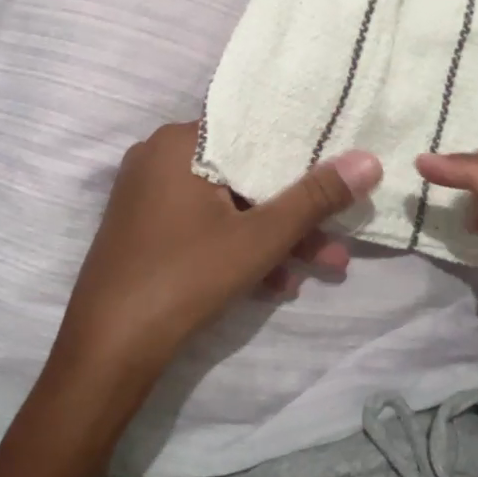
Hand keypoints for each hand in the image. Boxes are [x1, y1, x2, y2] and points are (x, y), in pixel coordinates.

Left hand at [53, 121, 381, 387]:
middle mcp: (158, 158)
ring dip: (273, 239)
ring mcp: (146, 196)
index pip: (252, 131)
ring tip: (321, 271)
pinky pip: (201, 228)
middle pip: (242, 175)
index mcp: (179, 142)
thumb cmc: (185, 277)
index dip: (300, 153)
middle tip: (337, 243)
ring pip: (225, 208)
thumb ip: (314, 198)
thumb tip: (368, 160)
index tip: (338, 176)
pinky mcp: (143, 231)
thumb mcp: (259, 237)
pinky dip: (237, 250)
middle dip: (294, 214)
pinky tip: (275, 286)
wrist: (109, 345)